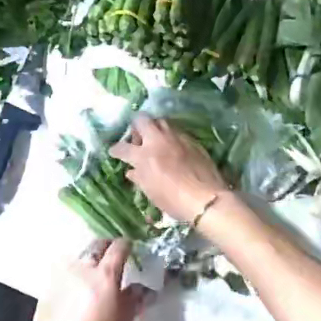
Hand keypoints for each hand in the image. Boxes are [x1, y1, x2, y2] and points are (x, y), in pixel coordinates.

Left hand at [22, 239, 146, 320]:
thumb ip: (134, 300)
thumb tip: (144, 288)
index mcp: (104, 275)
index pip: (118, 248)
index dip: (127, 245)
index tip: (131, 247)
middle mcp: (81, 268)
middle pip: (95, 246)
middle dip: (106, 246)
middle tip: (114, 254)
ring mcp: (60, 276)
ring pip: (77, 256)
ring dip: (88, 257)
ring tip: (94, 270)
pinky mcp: (47, 287)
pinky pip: (64, 270)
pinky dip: (73, 271)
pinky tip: (76, 285)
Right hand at [110, 115, 227, 221]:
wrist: (206, 199)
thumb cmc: (173, 200)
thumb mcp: (150, 192)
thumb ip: (139, 178)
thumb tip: (132, 171)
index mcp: (143, 155)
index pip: (122, 147)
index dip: (116, 150)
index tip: (115, 152)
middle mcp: (158, 141)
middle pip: (141, 120)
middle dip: (136, 128)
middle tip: (138, 142)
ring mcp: (176, 138)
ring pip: (160, 122)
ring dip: (154, 129)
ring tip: (155, 143)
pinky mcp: (192, 141)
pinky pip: (176, 132)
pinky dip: (170, 137)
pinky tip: (172, 150)